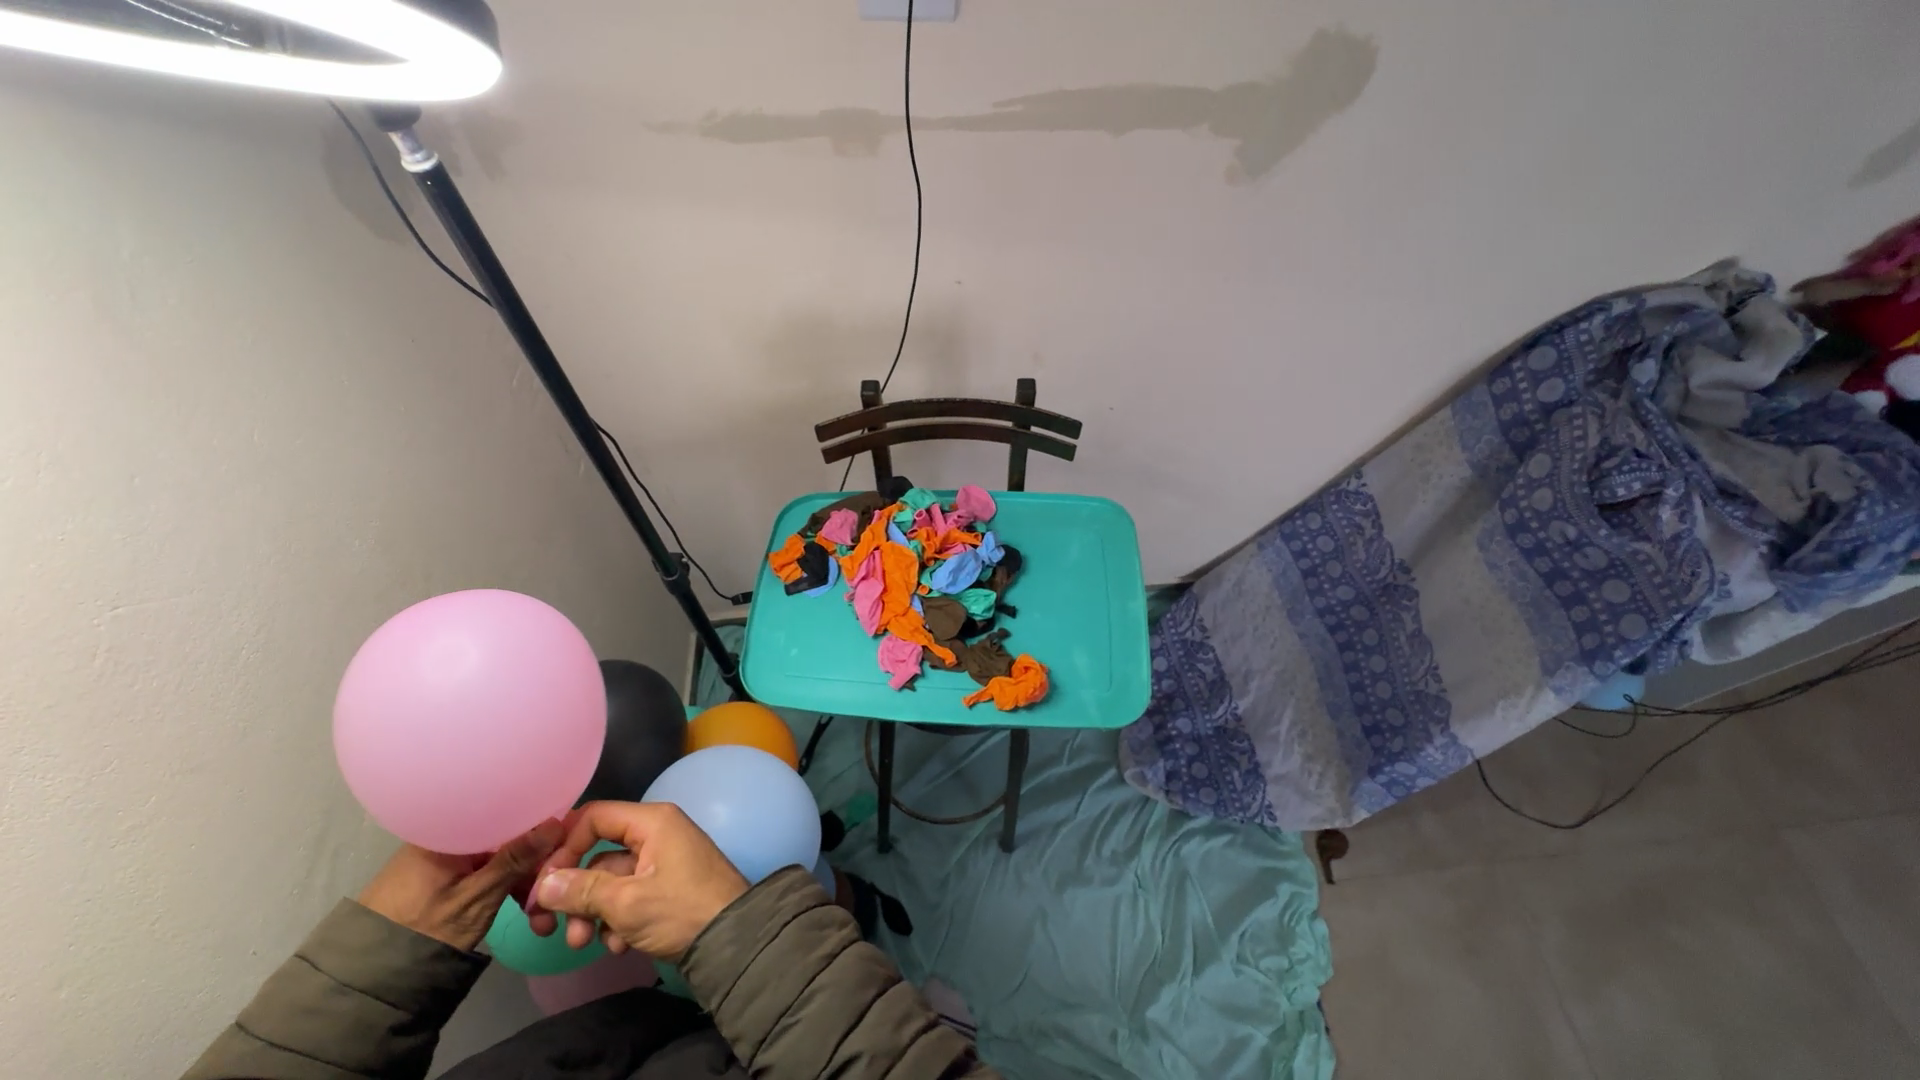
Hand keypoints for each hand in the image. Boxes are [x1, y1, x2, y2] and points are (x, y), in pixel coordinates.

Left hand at [357, 820, 564, 950]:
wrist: (366, 979)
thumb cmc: (422, 932)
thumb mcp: (477, 899)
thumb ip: (516, 859)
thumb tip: (557, 821)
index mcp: (448, 832)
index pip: (507, 813)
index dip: (541, 828)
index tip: (566, 847)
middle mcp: (445, 836)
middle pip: (504, 835)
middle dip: (534, 862)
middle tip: (552, 892)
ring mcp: (442, 857)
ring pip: (497, 856)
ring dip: (521, 878)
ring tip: (537, 914)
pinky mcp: (440, 878)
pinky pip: (483, 870)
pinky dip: (502, 886)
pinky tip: (519, 907)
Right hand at [528, 802, 748, 961]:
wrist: (736, 942)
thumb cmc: (682, 911)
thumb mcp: (626, 903)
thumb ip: (581, 890)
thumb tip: (544, 885)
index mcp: (652, 822)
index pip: (594, 818)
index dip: (564, 848)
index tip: (543, 885)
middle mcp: (658, 834)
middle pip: (598, 855)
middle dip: (573, 894)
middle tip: (547, 927)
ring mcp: (663, 862)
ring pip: (610, 882)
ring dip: (592, 913)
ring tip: (584, 943)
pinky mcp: (667, 889)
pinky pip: (630, 897)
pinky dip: (618, 921)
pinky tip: (619, 946)